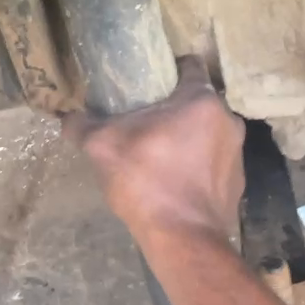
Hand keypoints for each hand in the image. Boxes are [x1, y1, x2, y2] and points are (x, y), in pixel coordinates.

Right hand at [65, 57, 247, 239]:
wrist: (183, 239)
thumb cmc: (146, 180)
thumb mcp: (102, 146)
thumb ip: (82, 125)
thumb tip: (67, 117)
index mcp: (201, 100)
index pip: (190, 65)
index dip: (168, 68)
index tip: (147, 81)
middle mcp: (227, 120)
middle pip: (197, 102)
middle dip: (173, 108)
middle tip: (144, 121)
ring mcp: (237, 154)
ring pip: (207, 133)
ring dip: (186, 138)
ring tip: (157, 153)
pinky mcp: (237, 184)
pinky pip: (213, 163)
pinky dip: (196, 166)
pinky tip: (172, 181)